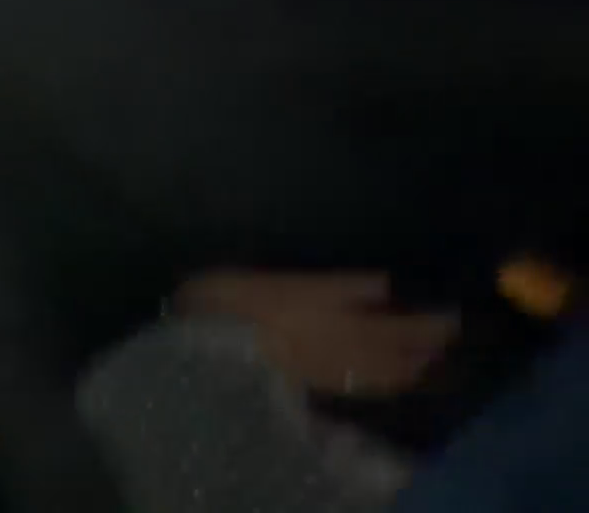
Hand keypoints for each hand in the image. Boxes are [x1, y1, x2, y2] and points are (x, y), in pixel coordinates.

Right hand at [176, 270, 458, 398]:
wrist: (215, 345)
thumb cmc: (244, 302)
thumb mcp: (288, 282)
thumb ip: (342, 285)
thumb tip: (389, 283)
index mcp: (353, 322)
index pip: (411, 325)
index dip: (435, 318)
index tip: (452, 308)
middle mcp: (359, 351)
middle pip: (410, 352)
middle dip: (430, 341)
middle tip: (443, 328)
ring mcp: (343, 371)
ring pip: (397, 373)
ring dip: (416, 362)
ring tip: (424, 353)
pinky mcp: (326, 384)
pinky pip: (375, 385)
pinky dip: (391, 379)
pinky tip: (388, 374)